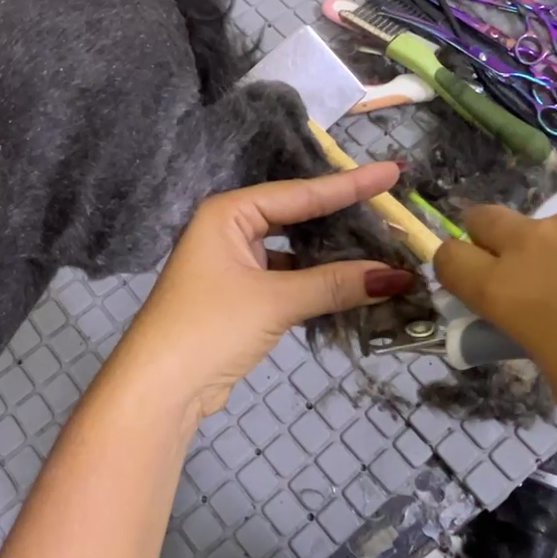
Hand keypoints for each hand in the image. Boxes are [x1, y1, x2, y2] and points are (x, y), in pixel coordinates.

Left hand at [106, 163, 417, 416]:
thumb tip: (396, 277)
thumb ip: (334, 285)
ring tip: (384, 253)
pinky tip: (351, 288)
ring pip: (293, 252)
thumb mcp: (274, 301)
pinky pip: (286, 278)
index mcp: (227, 213)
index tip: (392, 171)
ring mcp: (232, 264)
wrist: (160, 386)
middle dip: (343, 220)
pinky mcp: (238, 296)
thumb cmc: (209, 327)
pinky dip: (316, 283)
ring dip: (332, 257)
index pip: (299, 194)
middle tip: (394, 212)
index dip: (349, 185)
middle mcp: (228, 230)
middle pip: (296, 217)